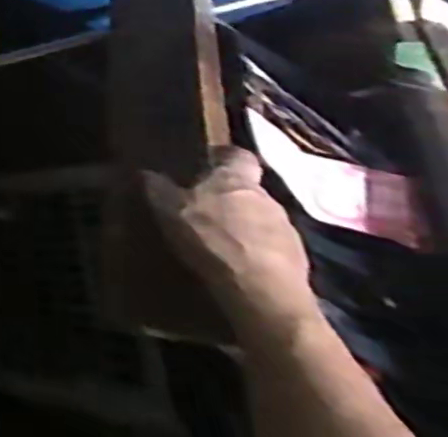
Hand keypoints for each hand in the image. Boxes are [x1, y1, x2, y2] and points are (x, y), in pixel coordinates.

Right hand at [145, 147, 316, 331]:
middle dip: (227, 194)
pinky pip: (270, 244)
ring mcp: (289, 231)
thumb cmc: (211, 237)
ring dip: (241, 222)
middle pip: (247, 189)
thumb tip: (148, 172)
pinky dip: (252, 246)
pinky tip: (233, 258)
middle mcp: (268, 199)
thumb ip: (158, 186)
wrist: (262, 292)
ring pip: (260, 216)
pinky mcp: (299, 260)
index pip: (238, 155)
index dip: (223, 156)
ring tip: (216, 235)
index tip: (207, 159)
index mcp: (236, 180)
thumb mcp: (168, 207)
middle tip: (200, 203)